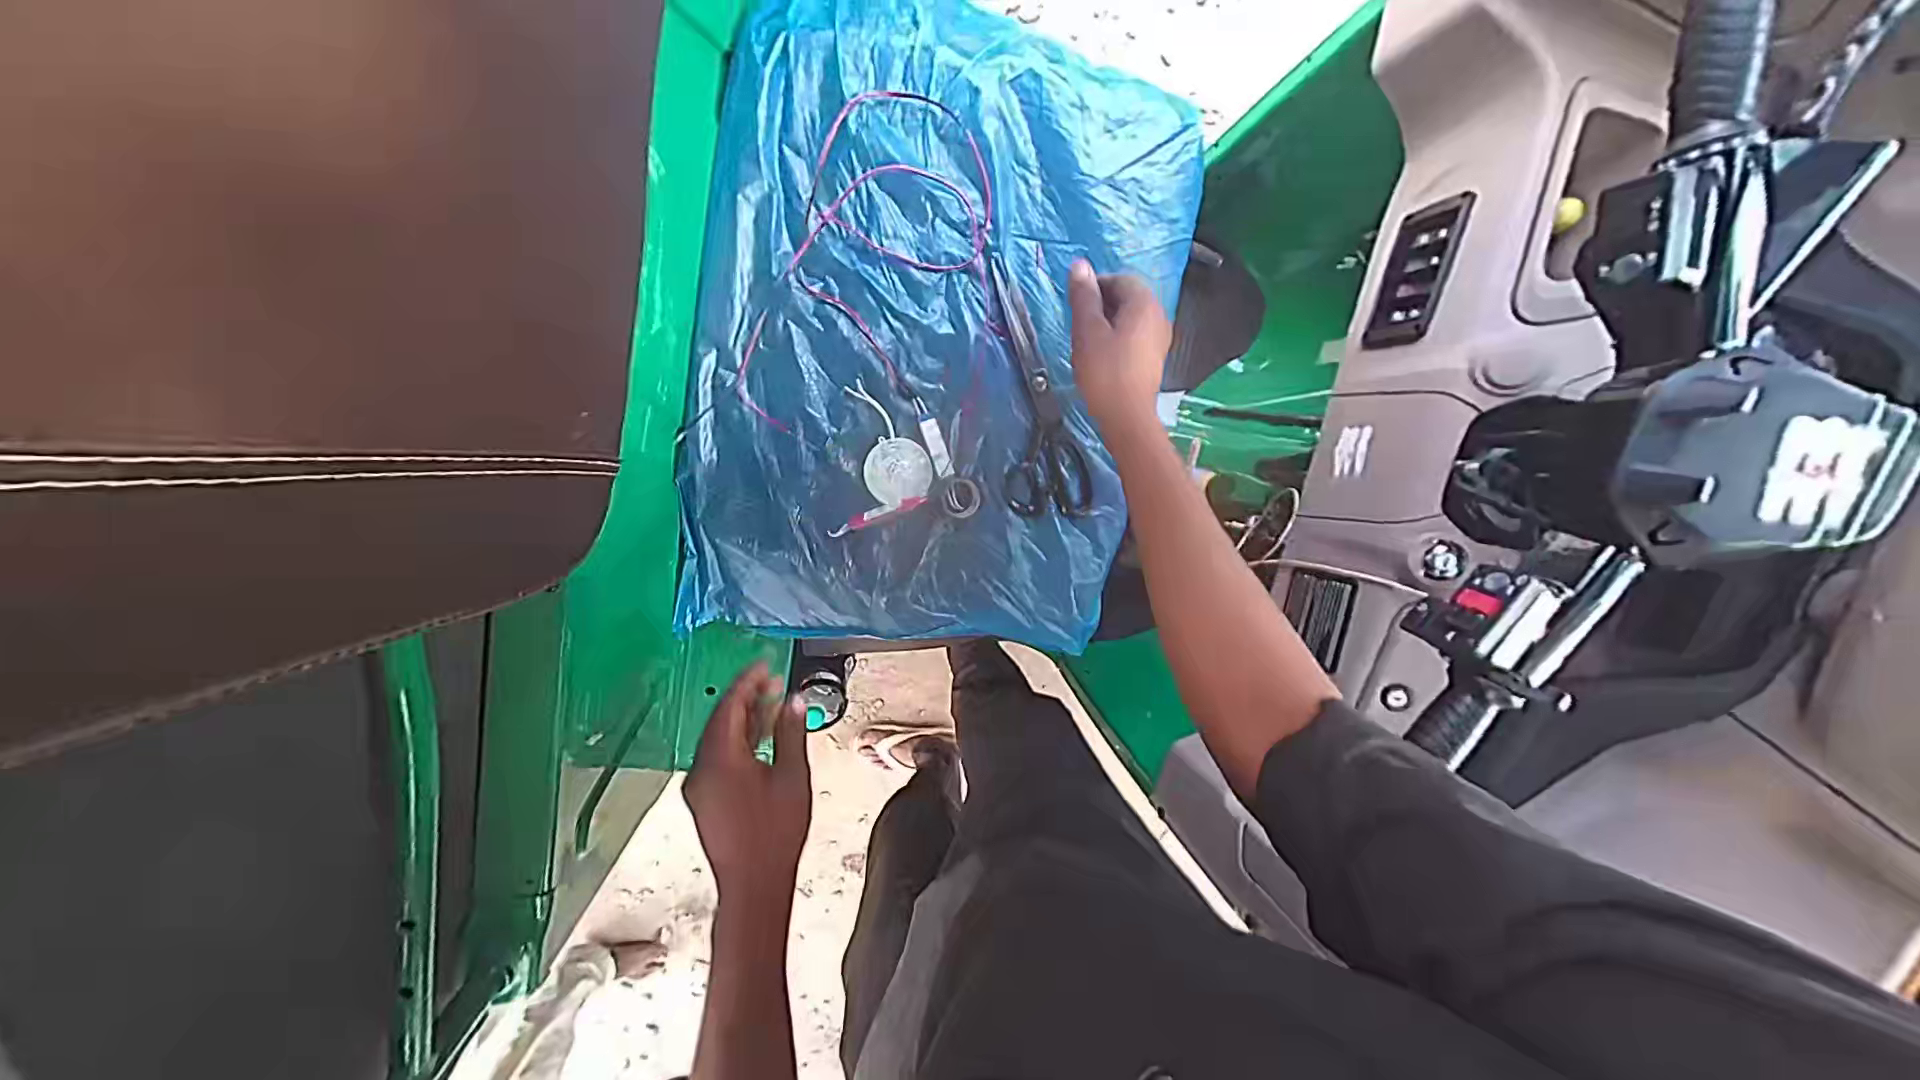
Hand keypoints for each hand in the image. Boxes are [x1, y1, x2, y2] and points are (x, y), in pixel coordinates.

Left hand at [684, 663, 812, 905]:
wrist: (753, 883)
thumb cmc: (776, 832)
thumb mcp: (792, 775)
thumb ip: (790, 732)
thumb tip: (792, 701)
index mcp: (720, 759)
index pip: (730, 706)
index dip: (747, 682)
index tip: (764, 666)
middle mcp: (701, 769)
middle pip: (721, 720)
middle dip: (747, 698)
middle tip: (772, 682)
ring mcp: (699, 785)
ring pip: (719, 739)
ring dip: (744, 720)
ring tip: (772, 705)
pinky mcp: (703, 798)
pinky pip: (717, 757)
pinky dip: (738, 741)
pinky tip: (760, 739)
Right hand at [1065, 259, 1172, 440]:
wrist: (1127, 416)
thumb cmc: (1104, 372)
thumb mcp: (1087, 331)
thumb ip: (1084, 296)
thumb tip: (1080, 265)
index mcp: (1143, 303)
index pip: (1118, 279)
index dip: (1093, 287)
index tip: (1074, 306)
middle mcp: (1158, 315)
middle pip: (1127, 297)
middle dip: (1101, 305)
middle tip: (1078, 325)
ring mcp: (1159, 338)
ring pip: (1130, 318)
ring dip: (1107, 323)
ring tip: (1087, 342)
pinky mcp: (1154, 358)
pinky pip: (1134, 336)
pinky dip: (1117, 339)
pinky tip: (1102, 357)